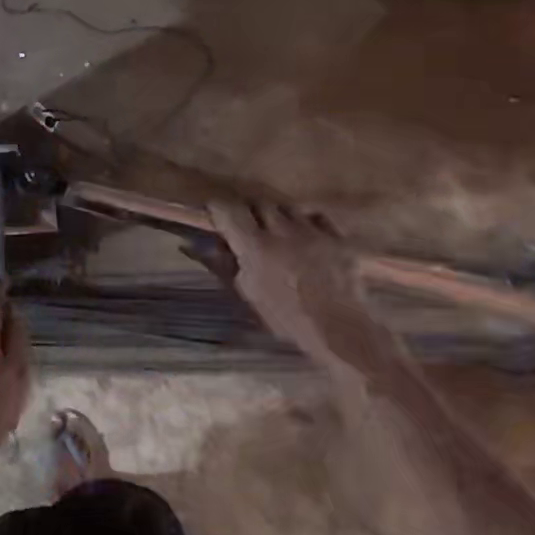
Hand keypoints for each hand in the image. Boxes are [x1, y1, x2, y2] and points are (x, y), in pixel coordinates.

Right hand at [197, 200, 379, 362]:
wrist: (341, 331)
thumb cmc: (286, 318)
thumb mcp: (246, 293)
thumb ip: (221, 264)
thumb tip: (192, 244)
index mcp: (255, 246)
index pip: (228, 210)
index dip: (218, 208)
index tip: (215, 215)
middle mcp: (282, 231)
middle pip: (258, 203)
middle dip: (249, 211)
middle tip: (246, 226)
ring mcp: (313, 232)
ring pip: (288, 207)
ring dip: (277, 215)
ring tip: (277, 230)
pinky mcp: (338, 238)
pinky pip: (317, 217)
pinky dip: (307, 221)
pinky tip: (305, 235)